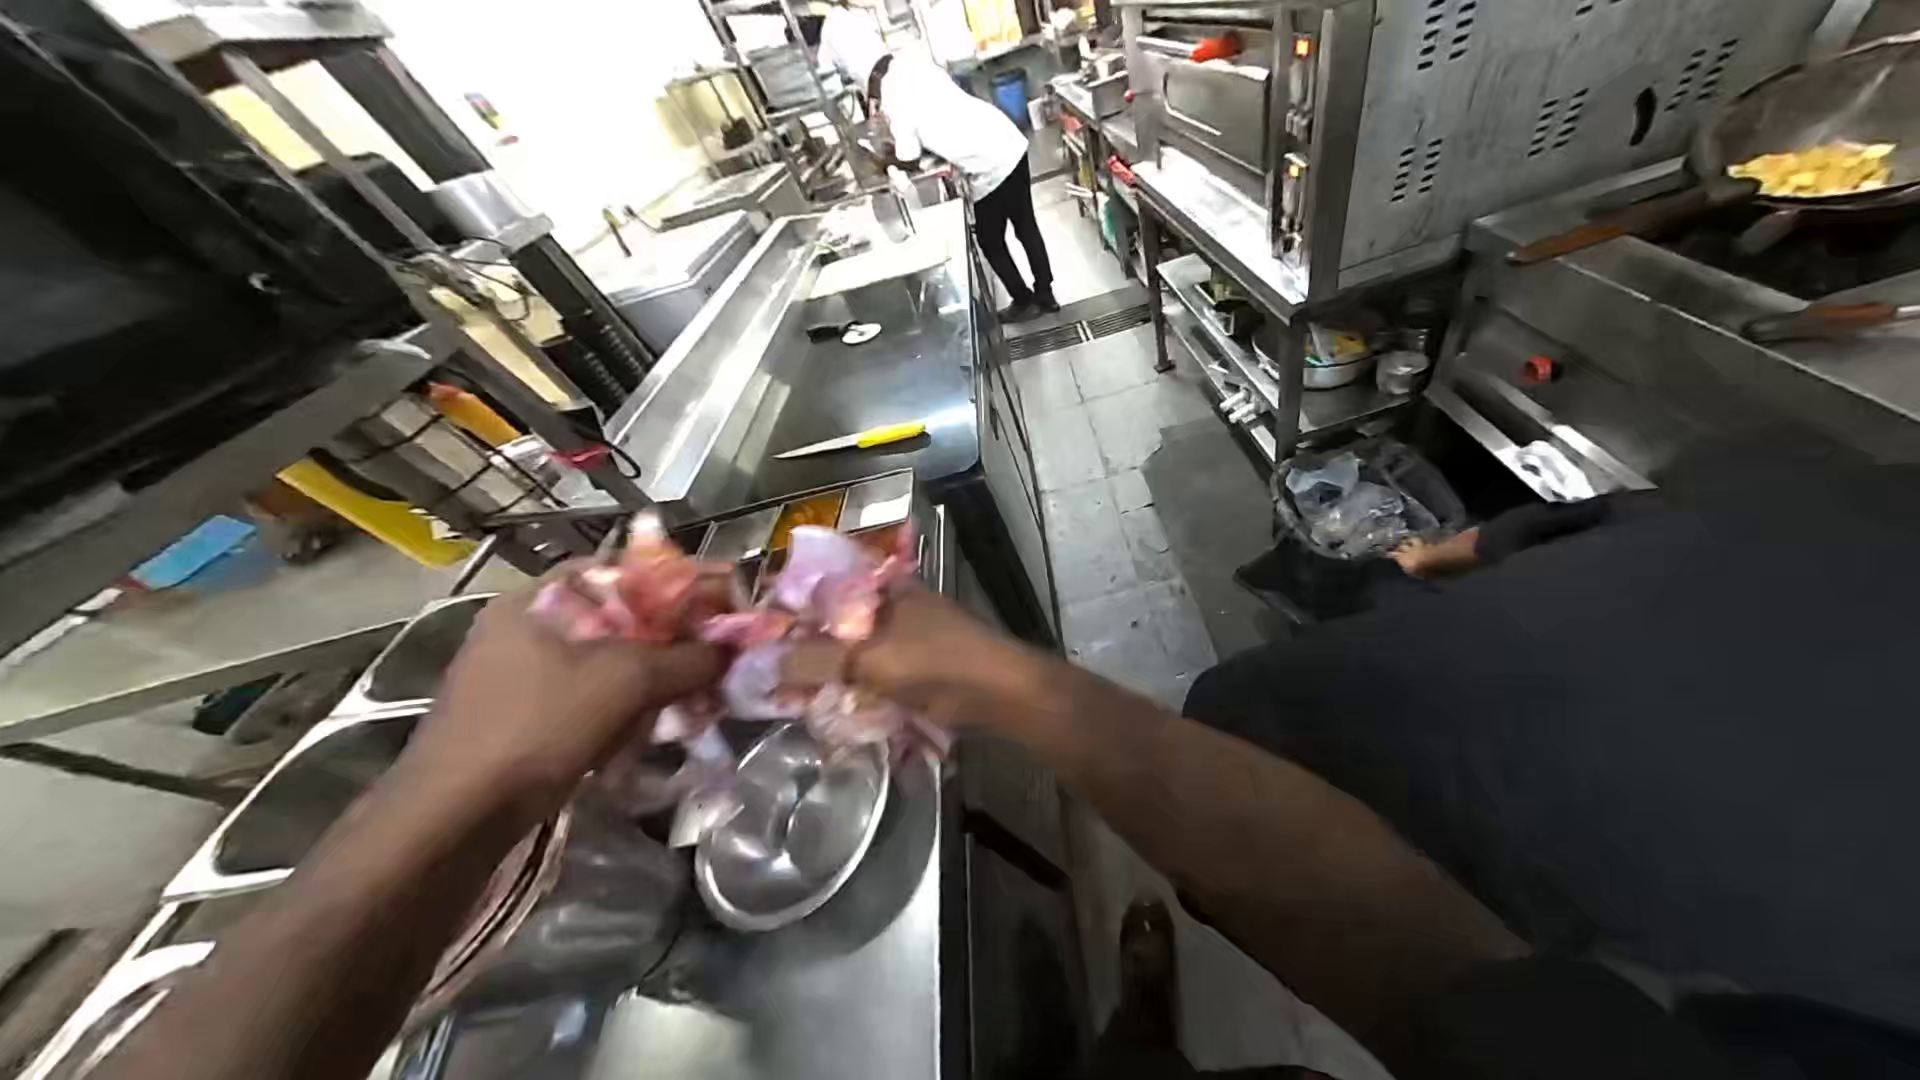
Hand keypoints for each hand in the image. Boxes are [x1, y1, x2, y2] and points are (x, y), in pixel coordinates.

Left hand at [403, 574, 723, 821]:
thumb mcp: (626, 681)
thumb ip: (688, 659)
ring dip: (652, 675)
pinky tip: (647, 727)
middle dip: (669, 637)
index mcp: (538, 600)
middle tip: (707, 655)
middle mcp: (526, 627)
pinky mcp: (524, 713)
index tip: (712, 605)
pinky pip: (591, 693)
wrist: (455, 819)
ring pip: (608, 659)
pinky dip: (624, 703)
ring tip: (687, 695)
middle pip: (618, 616)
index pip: (620, 569)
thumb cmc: (539, 726)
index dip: (673, 582)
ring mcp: (520, 672)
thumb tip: (730, 651)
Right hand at [782, 586, 1038, 729]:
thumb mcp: (871, 659)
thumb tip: (760, 664)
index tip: (756, 641)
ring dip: (825, 674)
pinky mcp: (910, 667)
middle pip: (833, 625)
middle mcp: (889, 606)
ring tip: (788, 695)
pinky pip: (868, 674)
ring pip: (849, 653)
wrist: (999, 693)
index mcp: (881, 588)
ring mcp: (901, 637)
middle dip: (804, 650)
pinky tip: (825, 705)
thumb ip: (816, 660)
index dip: (789, 613)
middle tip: (767, 676)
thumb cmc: (937, 663)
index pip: (821, 591)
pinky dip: (849, 688)